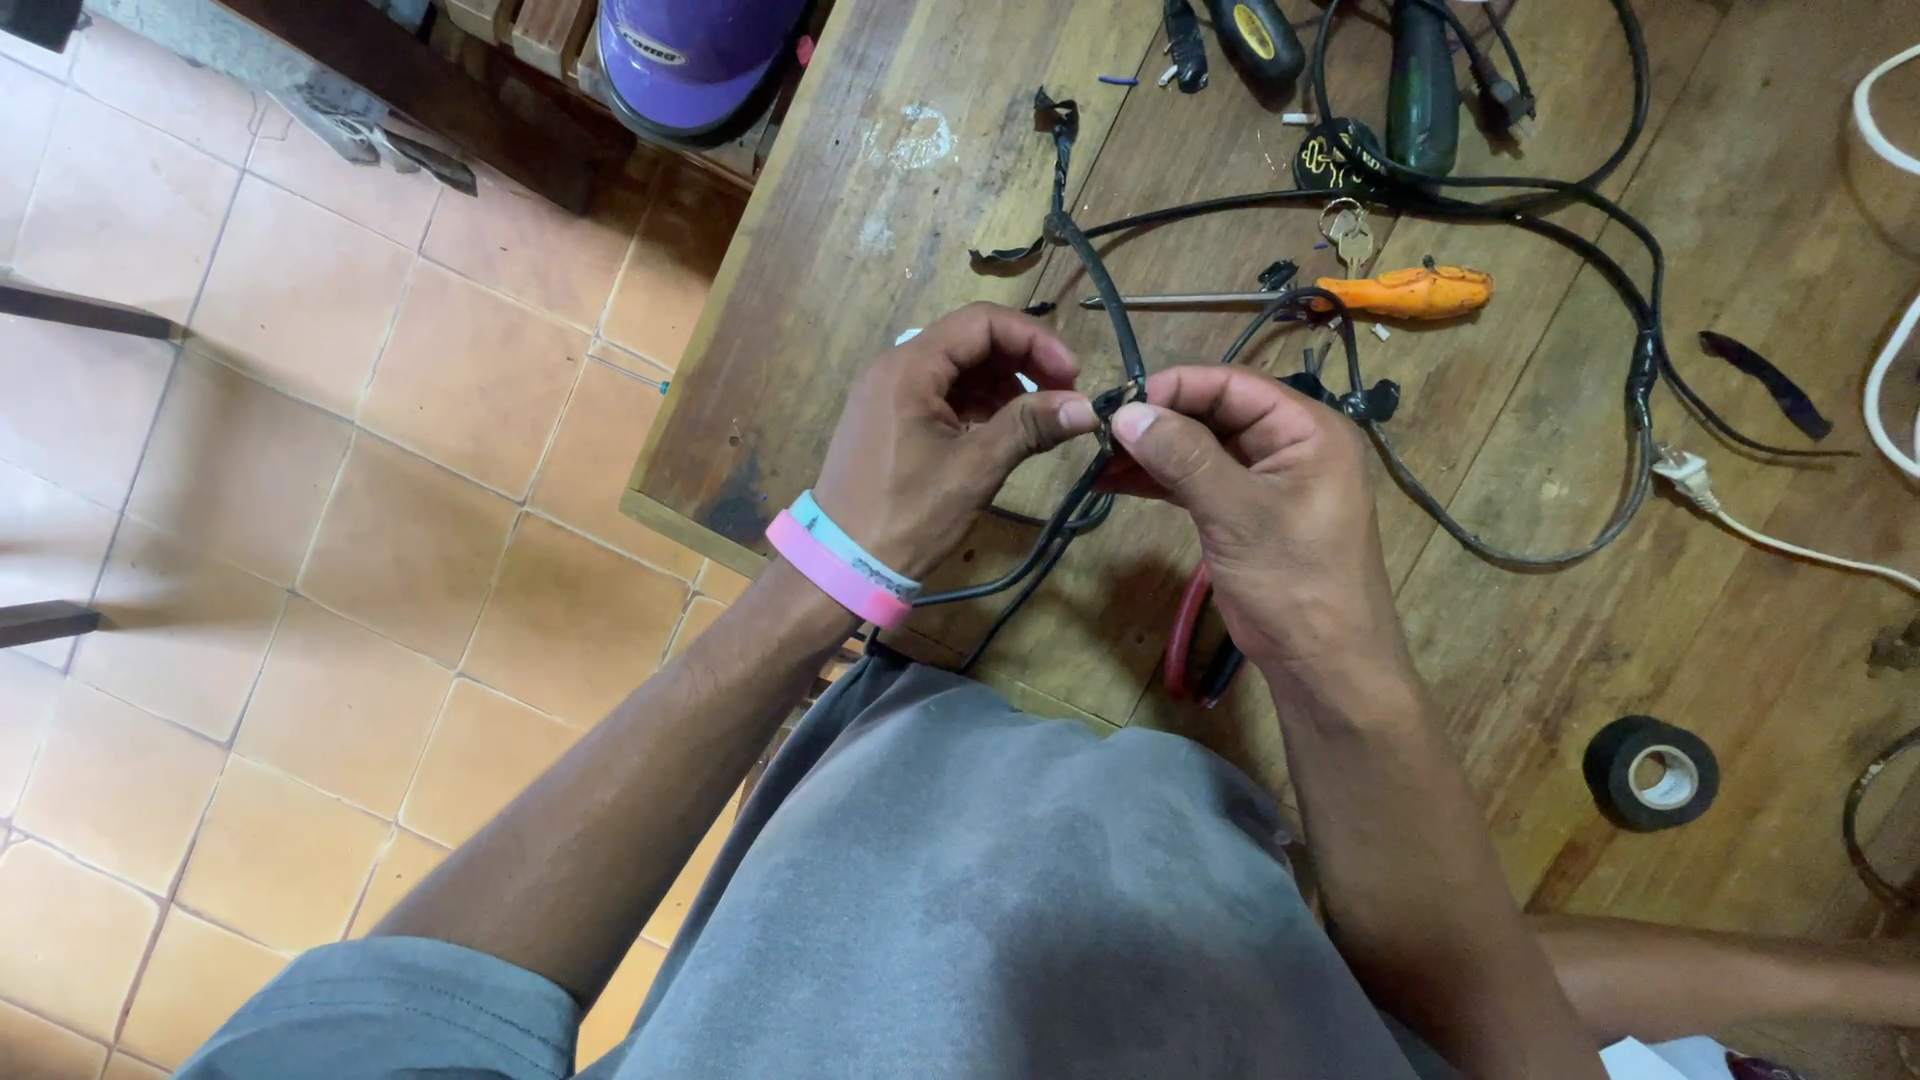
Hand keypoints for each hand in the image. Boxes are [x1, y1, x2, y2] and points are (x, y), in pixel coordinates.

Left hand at [812, 303, 1098, 580]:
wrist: (844, 566)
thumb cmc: (908, 515)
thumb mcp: (974, 469)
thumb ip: (1030, 427)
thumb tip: (1086, 408)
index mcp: (908, 368)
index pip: (981, 321)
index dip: (1034, 339)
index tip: (1071, 375)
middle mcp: (893, 368)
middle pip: (969, 341)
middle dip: (1021, 362)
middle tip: (1061, 397)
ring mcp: (887, 395)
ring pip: (957, 370)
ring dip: (1002, 386)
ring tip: (1036, 421)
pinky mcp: (889, 421)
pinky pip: (940, 396)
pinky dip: (976, 406)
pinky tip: (1002, 432)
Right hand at [1103, 365, 1412, 682]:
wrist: (1321, 662)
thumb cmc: (1294, 580)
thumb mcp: (1239, 512)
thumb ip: (1184, 457)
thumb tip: (1125, 413)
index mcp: (1307, 429)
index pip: (1234, 385)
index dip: (1176, 388)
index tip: (1120, 402)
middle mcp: (1287, 445)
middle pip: (1213, 414)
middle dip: (1156, 422)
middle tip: (1099, 433)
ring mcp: (1262, 481)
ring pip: (1198, 449)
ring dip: (1149, 453)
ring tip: (1096, 459)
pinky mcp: (1241, 513)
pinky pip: (1195, 482)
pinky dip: (1157, 482)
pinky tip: (1114, 483)